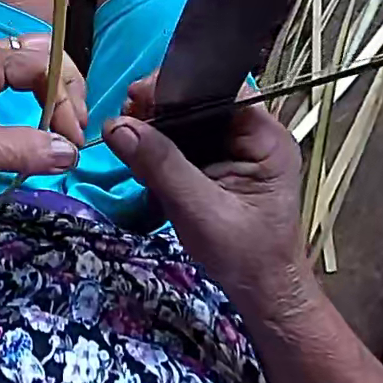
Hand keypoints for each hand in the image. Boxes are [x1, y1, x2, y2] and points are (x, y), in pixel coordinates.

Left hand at [0, 35, 87, 232]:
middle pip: (46, 56)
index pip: (42, 66)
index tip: (72, 139)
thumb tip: (72, 154)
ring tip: (67, 126)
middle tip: (75, 129)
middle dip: (68, 89)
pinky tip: (49, 121)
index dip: (64, 100)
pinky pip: (25, 82)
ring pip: (38, 66)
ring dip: (59, 92)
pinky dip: (44, 98)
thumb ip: (25, 149)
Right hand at [105, 77, 312, 316]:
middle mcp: (256, 132)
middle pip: (204, 99)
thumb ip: (161, 166)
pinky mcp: (226, 161)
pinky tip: (142, 146)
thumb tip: (117, 126)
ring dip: (160, 122)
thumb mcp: (199, 211)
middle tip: (125, 114)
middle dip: (162, 103)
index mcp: (265, 136)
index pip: (221, 89)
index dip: (177, 86)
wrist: (265, 296)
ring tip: (127, 127)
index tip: (137, 95)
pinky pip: (192, 139)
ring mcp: (241, 146)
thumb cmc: (244, 257)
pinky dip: (165, 142)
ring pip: (194, 118)